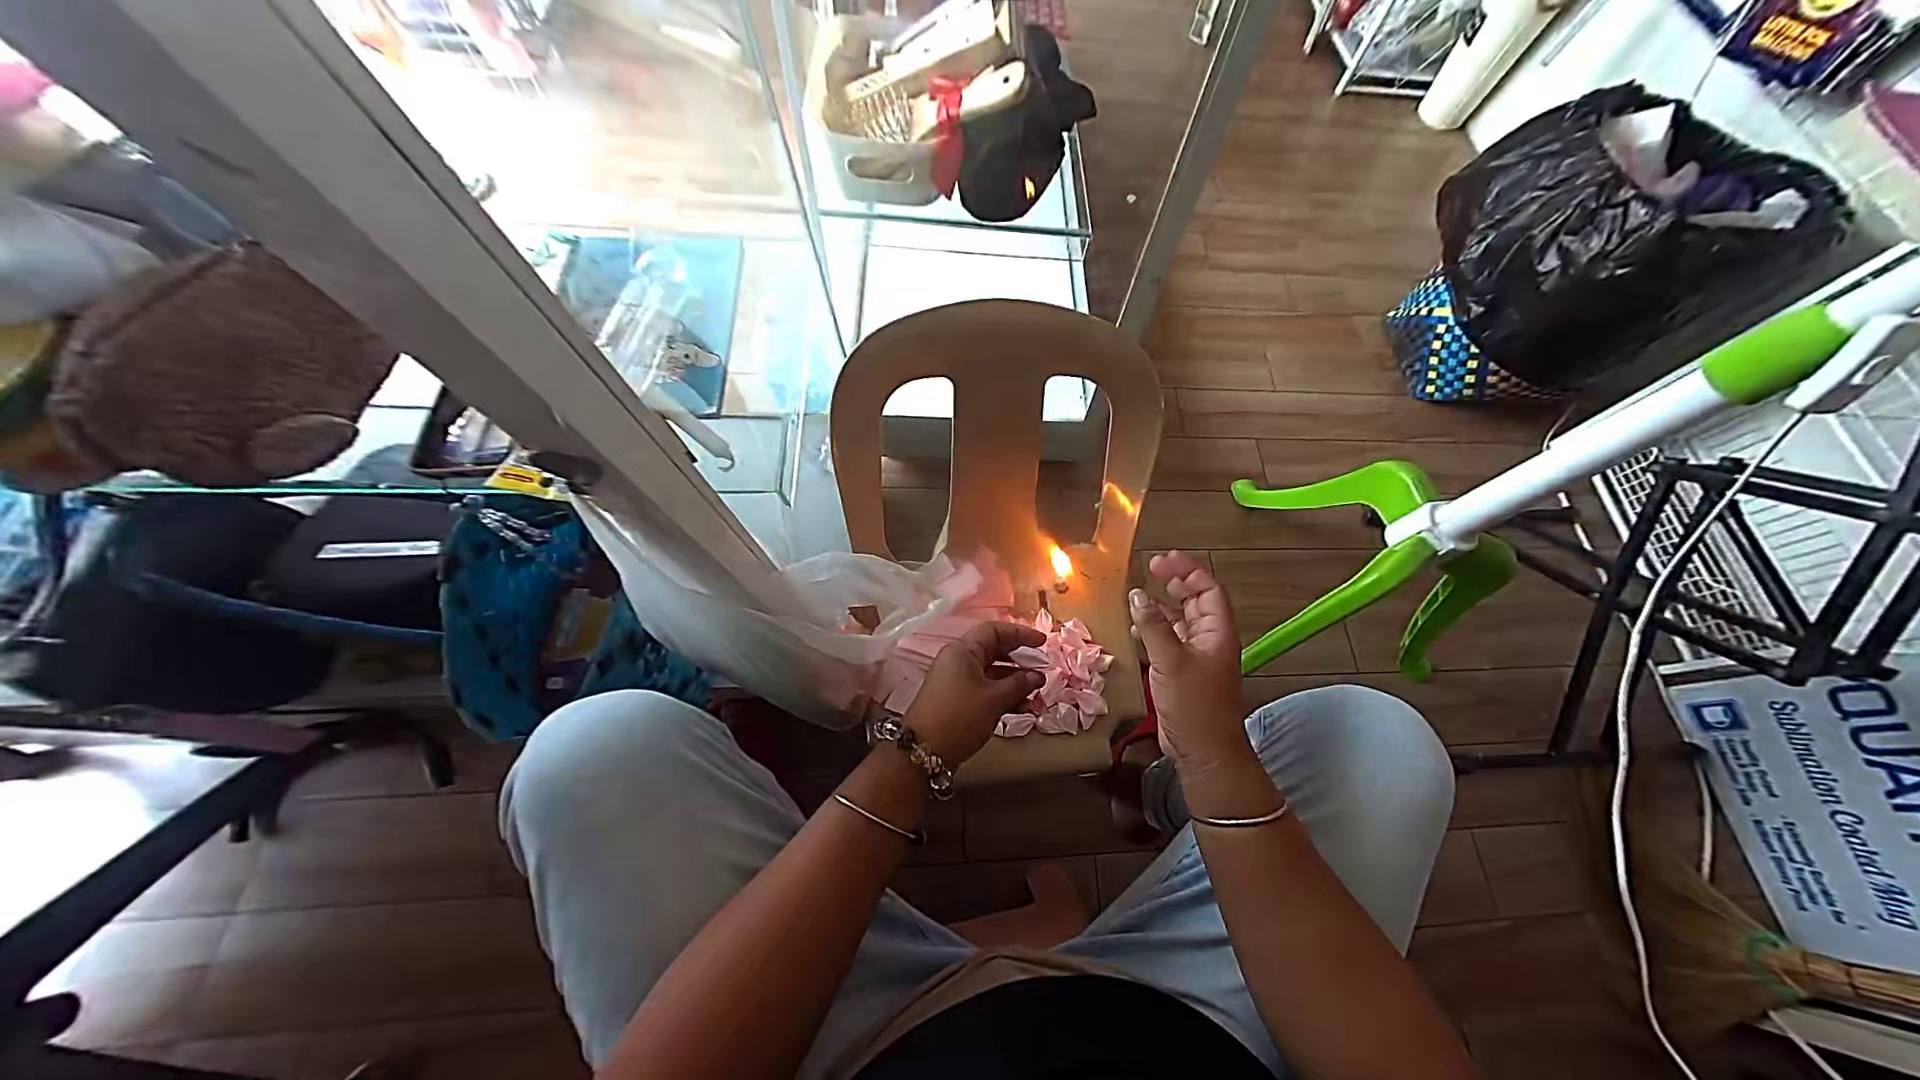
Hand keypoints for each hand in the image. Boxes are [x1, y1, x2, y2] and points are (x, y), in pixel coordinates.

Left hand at [903, 621, 1045, 764]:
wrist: (923, 751)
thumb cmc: (959, 717)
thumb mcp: (993, 700)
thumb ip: (1019, 685)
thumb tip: (1038, 676)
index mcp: (963, 651)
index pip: (994, 630)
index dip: (1020, 633)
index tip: (1042, 642)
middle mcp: (959, 661)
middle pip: (995, 651)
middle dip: (1021, 661)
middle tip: (1041, 671)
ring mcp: (957, 680)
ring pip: (992, 673)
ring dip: (1015, 682)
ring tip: (1036, 695)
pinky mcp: (958, 699)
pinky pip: (986, 689)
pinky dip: (1004, 695)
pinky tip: (1022, 708)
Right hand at [1130, 551, 1251, 771]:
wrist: (1204, 751)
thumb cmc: (1195, 706)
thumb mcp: (1171, 661)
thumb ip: (1153, 626)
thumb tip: (1137, 595)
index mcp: (1217, 632)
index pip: (1207, 589)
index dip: (1187, 571)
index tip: (1162, 561)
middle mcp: (1210, 640)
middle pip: (1195, 601)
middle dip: (1175, 582)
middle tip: (1151, 570)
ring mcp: (1197, 657)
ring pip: (1181, 620)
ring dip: (1162, 606)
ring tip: (1139, 594)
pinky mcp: (1183, 672)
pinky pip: (1169, 640)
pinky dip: (1154, 629)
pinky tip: (1136, 627)